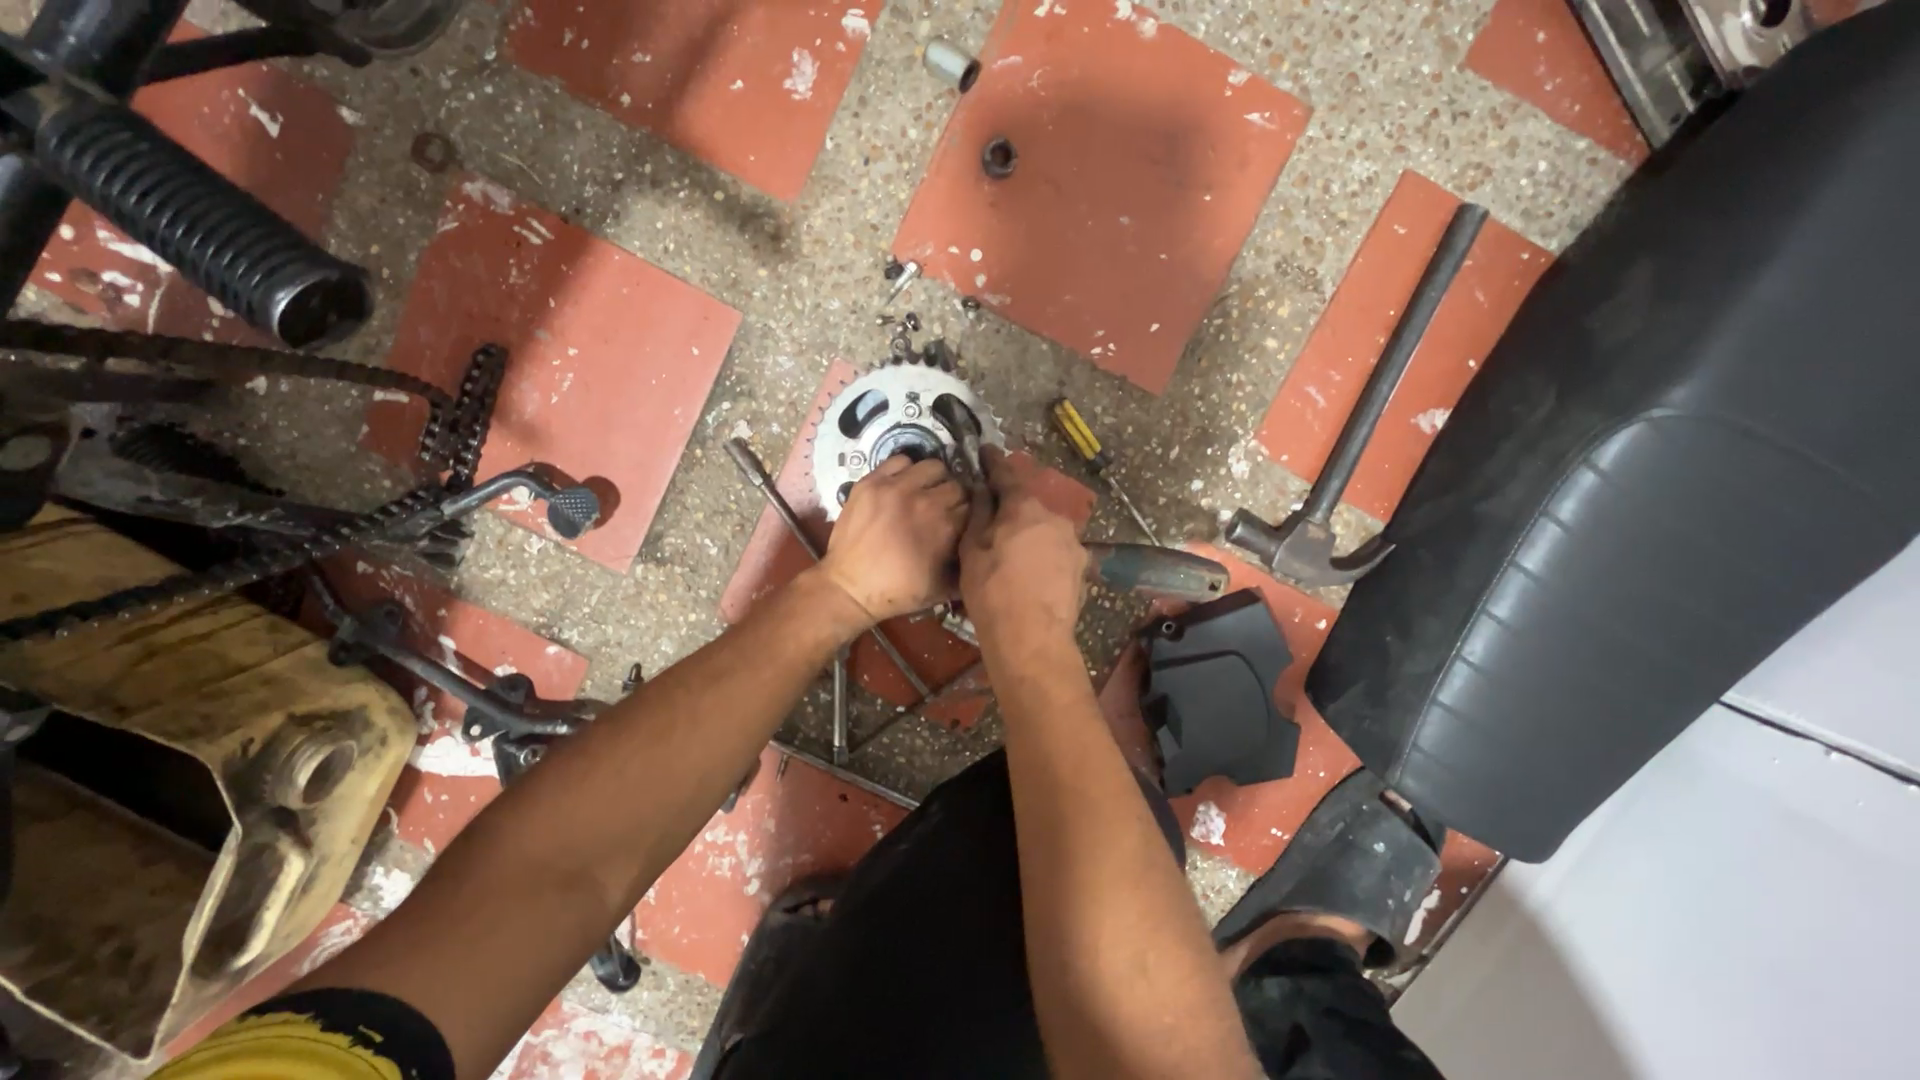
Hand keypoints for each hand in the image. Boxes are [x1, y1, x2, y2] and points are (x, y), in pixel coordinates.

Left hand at [817, 455, 968, 624]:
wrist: (850, 587)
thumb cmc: (898, 592)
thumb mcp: (943, 590)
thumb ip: (968, 567)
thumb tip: (985, 549)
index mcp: (946, 528)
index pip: (973, 506)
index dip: (969, 515)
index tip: (962, 522)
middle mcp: (925, 502)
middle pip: (956, 485)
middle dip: (954, 498)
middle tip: (944, 509)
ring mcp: (896, 488)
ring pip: (933, 467)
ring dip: (934, 480)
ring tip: (925, 493)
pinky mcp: (872, 482)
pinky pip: (900, 460)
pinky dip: (906, 470)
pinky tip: (903, 485)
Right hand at [959, 447, 1087, 646]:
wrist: (1032, 639)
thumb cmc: (992, 592)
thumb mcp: (972, 550)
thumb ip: (979, 513)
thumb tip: (983, 489)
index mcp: (1025, 508)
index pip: (1007, 475)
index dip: (994, 462)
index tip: (986, 450)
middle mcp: (1056, 519)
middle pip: (1029, 506)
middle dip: (1011, 509)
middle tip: (991, 522)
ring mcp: (1073, 545)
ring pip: (1044, 530)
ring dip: (1028, 535)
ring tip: (1010, 557)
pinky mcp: (1082, 569)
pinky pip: (1056, 553)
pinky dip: (1042, 557)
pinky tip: (1029, 576)